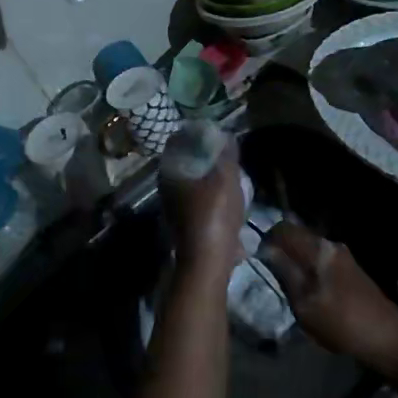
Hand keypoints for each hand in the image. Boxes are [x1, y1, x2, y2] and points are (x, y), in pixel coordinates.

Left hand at [162, 143, 246, 278]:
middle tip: (228, 156)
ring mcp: (172, 205)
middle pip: (187, 161)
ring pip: (192, 181)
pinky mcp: (181, 221)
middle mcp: (165, 185)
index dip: (198, 136)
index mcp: (170, 171)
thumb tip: (226, 135)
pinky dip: (209, 194)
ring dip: (210, 177)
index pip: (179, 140)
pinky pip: (196, 198)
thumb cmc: (215, 215)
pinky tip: (228, 200)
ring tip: (232, 177)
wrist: (206, 262)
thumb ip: (226, 155)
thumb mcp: (227, 179)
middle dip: (207, 157)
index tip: (218, 137)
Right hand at [259, 222, 397, 373]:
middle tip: (269, 272)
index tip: (258, 257)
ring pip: (308, 248)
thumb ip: (285, 274)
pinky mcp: (349, 267)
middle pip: (297, 236)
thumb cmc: (341, 322)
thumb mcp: (305, 305)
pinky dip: (308, 267)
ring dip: (295, 259)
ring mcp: (343, 255)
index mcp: (318, 250)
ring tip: (285, 282)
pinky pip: (320, 258)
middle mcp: (331, 244)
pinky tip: (305, 287)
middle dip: (280, 249)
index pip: (284, 228)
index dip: (267, 239)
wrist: (386, 335)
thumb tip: (267, 250)